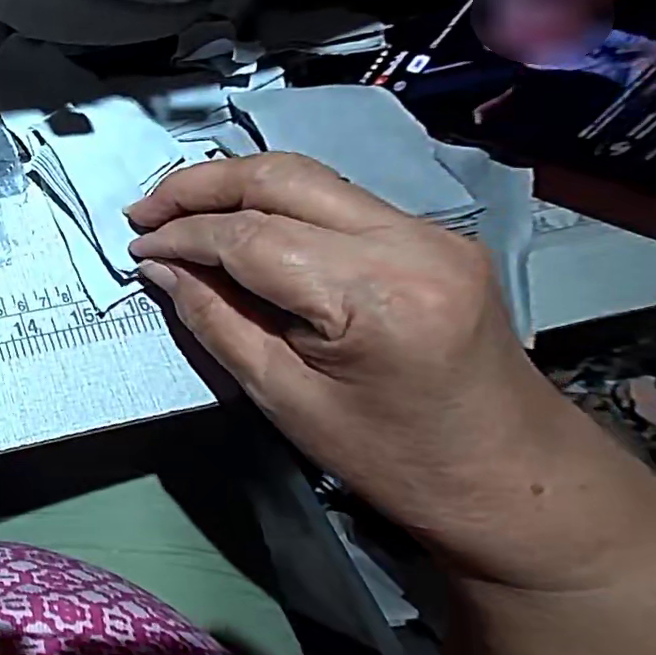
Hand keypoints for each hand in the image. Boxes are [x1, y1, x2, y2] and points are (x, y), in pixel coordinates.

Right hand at [127, 153, 652, 589]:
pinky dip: (272, 200)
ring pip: (306, 175)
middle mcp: (409, 241)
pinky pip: (331, 198)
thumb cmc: (396, 460)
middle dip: (200, 185)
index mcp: (376, 296)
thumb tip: (164, 269)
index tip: (140, 245)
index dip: (185, 235)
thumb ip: (217, 321)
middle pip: (280, 177)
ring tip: (178, 208)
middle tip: (147, 208)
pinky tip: (236, 220)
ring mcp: (427, 229)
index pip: (253, 236)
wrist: (515, 479)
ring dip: (233, 184)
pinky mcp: (429, 233)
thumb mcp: (286, 400)